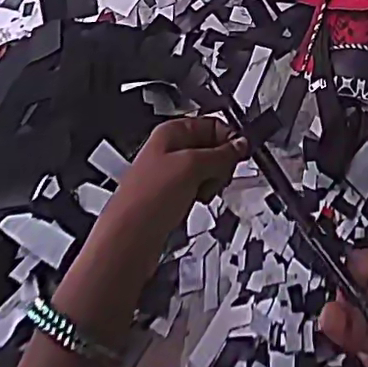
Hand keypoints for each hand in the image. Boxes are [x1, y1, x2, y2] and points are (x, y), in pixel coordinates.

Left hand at [101, 116, 245, 232]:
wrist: (127, 242)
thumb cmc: (146, 199)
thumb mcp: (192, 166)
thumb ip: (221, 154)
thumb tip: (240, 144)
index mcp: (170, 132)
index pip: (211, 123)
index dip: (228, 137)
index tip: (240, 152)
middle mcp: (168, 151)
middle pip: (210, 148)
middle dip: (220, 163)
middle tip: (216, 175)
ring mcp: (169, 176)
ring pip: (205, 172)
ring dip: (211, 183)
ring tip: (203, 191)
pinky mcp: (170, 200)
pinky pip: (197, 191)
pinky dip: (202, 197)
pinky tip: (196, 204)